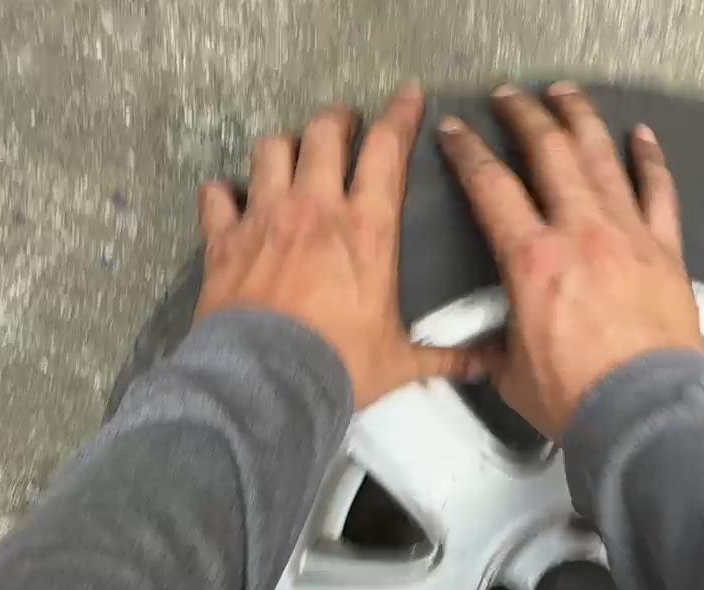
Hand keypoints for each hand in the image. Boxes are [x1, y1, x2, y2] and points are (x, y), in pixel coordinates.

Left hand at [196, 82, 469, 408]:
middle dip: (337, 120)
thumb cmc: (342, 365)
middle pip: (323, 132)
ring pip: (270, 149)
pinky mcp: (223, 238)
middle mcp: (316, 207)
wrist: (271, 380)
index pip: (387, 151)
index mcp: (367, 229)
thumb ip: (442, 358)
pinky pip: (217, 195)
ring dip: (283, 146)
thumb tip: (485, 368)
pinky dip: (224, 193)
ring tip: (291, 156)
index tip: (408, 94)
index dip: (400, 115)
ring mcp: (265, 217)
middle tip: (344, 125)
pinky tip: (230, 199)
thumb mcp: (400, 363)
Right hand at [436, 83, 702, 438]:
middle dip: (523, 116)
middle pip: (549, 151)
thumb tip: (487, 346)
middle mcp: (580, 233)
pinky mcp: (665, 251)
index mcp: (532, 262)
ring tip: (563, 95)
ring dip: (579, 119)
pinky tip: (641, 135)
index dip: (468, 153)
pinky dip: (649, 159)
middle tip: (509, 98)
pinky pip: (659, 191)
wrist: (642, 415)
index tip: (456, 132)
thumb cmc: (575, 399)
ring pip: (602, 157)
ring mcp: (628, 235)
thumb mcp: (513, 374)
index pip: (490, 188)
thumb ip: (497, 347)